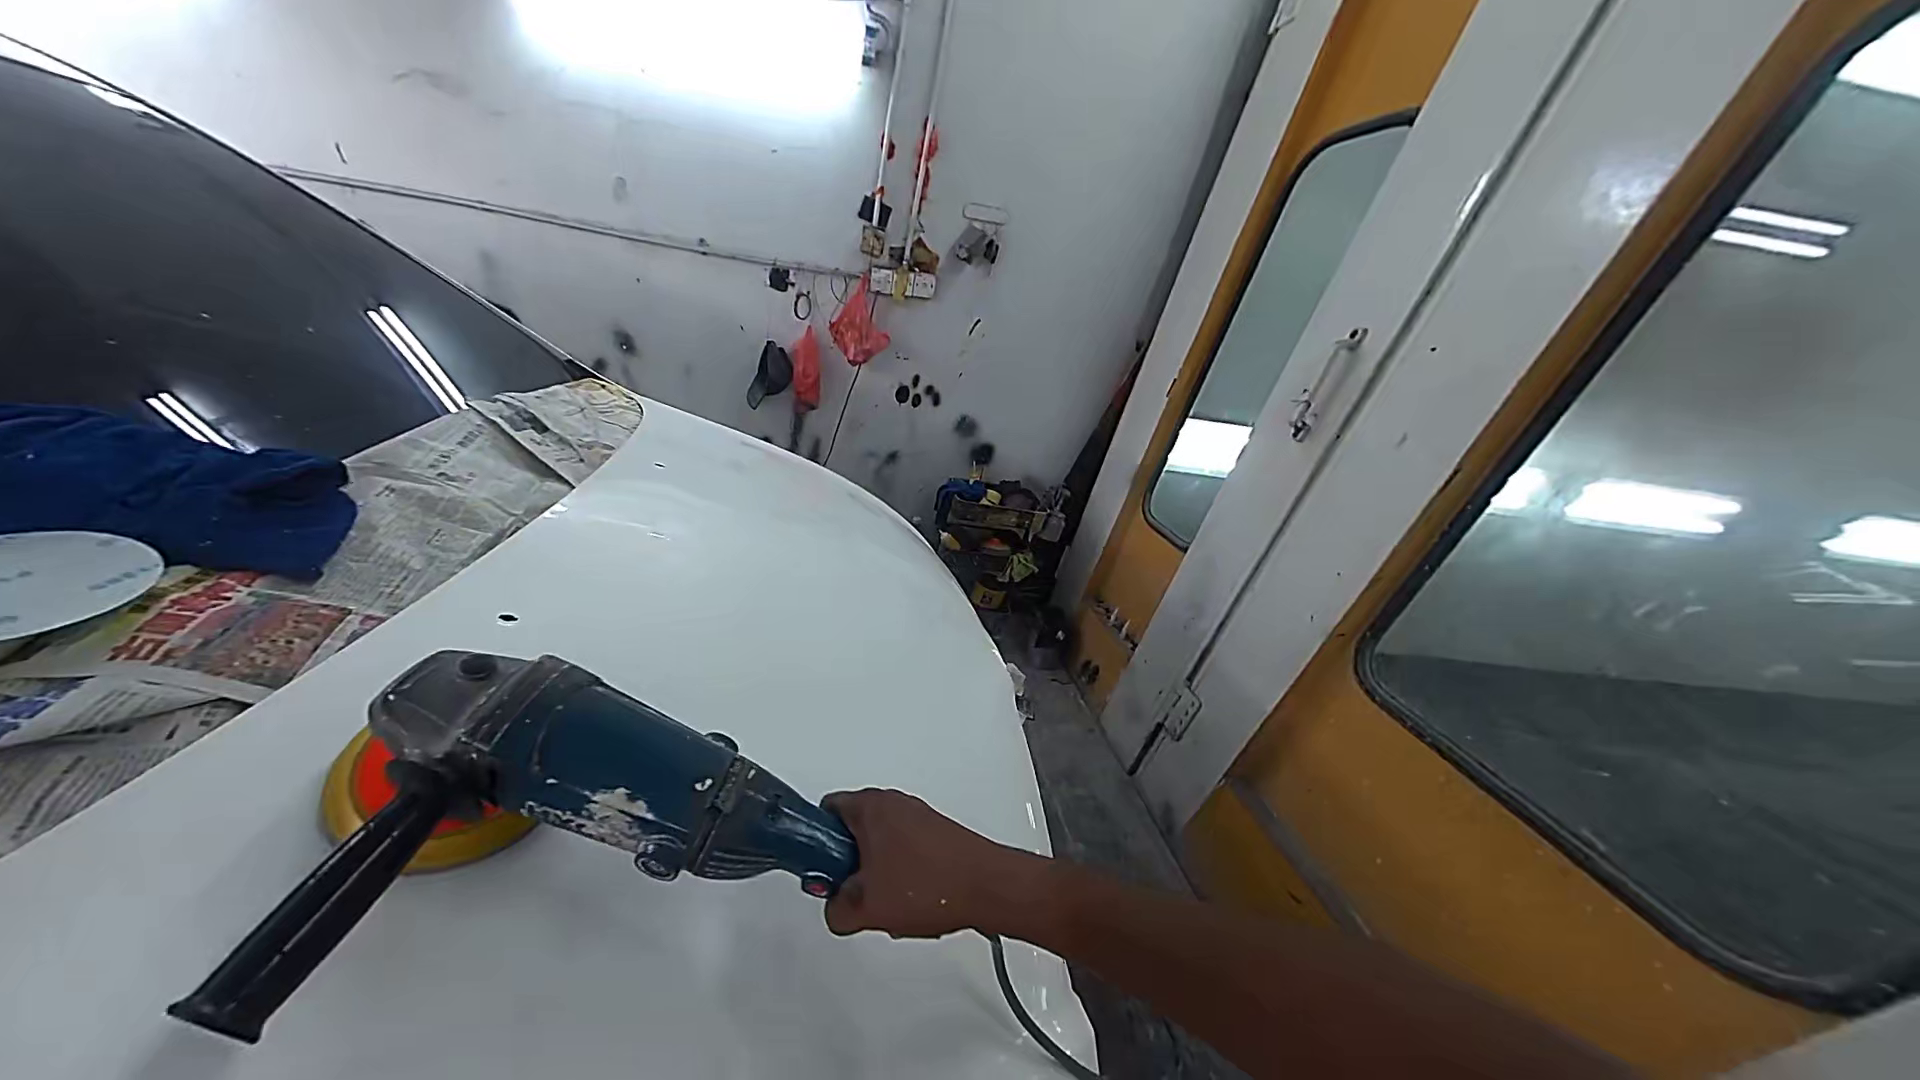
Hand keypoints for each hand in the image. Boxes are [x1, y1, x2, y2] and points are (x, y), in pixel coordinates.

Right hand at [821, 788, 1050, 939]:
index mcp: (871, 806)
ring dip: (874, 869)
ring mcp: (916, 815)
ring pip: (877, 841)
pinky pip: (901, 847)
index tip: (819, 868)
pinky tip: (908, 899)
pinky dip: (898, 870)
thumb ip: (835, 908)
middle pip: (851, 827)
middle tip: (851, 889)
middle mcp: (893, 802)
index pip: (825, 810)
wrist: (987, 887)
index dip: (815, 842)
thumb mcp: (865, 908)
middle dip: (847, 861)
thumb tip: (835, 906)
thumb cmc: (935, 883)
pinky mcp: (933, 832)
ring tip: (886, 899)